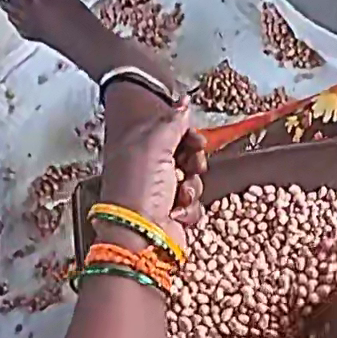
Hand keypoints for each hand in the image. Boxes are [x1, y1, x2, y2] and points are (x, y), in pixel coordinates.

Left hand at [97, 85, 206, 252]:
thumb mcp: (155, 144)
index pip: (174, 133)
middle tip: (188, 168)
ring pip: (194, 182)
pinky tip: (176, 213)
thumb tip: (183, 102)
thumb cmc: (140, 190)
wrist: (140, 235)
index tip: (196, 141)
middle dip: (194, 162)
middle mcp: (152, 170)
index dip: (189, 136)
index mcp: (142, 148)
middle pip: (188, 156)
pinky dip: (189, 210)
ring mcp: (163, 194)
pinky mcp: (174, 215)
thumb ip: (172, 122)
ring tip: (179, 196)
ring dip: (191, 188)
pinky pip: (195, 206)